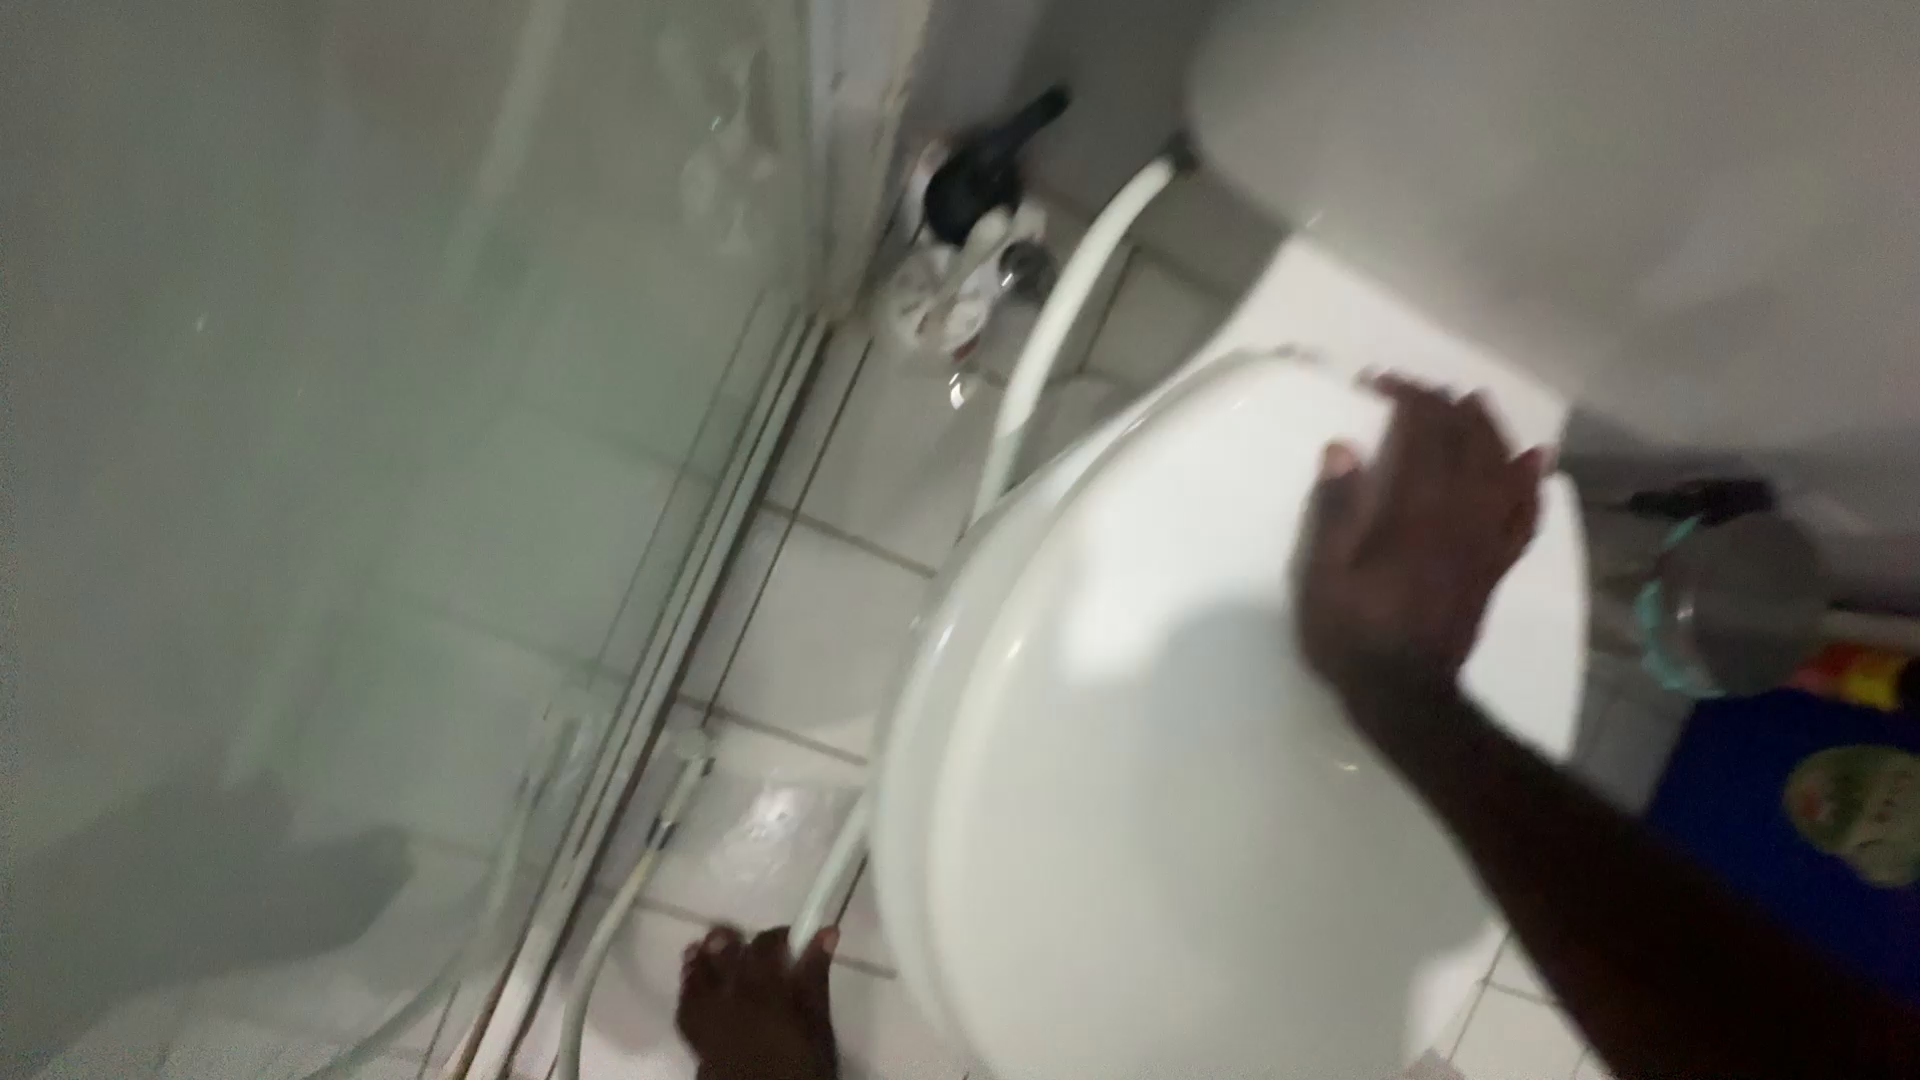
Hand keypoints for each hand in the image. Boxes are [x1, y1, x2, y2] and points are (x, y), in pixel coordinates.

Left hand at [677, 925, 838, 1079]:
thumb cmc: (805, 1071)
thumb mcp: (819, 1025)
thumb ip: (816, 977)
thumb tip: (826, 931)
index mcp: (766, 995)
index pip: (764, 949)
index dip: (775, 936)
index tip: (789, 937)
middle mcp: (733, 1007)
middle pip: (723, 963)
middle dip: (723, 943)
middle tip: (729, 933)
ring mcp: (711, 1032)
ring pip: (696, 988)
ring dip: (697, 966)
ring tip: (697, 951)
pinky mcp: (699, 1055)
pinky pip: (687, 1015)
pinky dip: (687, 997)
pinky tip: (691, 991)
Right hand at [1297, 375, 1548, 703]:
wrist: (1403, 694)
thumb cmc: (1351, 634)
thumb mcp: (1323, 574)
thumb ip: (1336, 511)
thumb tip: (1343, 449)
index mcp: (1416, 516)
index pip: (1425, 438)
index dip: (1410, 400)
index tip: (1381, 383)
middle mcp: (1461, 519)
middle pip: (1469, 446)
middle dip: (1445, 407)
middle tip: (1416, 390)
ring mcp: (1485, 543)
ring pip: (1503, 471)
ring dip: (1490, 431)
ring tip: (1473, 405)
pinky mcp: (1495, 566)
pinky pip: (1524, 516)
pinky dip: (1530, 484)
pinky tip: (1533, 463)